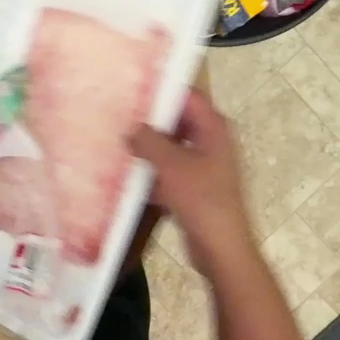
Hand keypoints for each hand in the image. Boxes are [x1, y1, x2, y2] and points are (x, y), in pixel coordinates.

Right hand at [129, 90, 258, 280]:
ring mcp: (205, 165)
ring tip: (118, 143)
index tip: (133, 92)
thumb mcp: (170, 164)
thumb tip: (131, 128)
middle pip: (178, 121)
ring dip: (150, 149)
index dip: (163, 91)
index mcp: (214, 127)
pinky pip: (171, 171)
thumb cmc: (201, 199)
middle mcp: (212, 141)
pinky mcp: (196, 188)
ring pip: (173, 148)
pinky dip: (154, 173)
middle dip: (151, 122)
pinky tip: (128, 177)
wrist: (221, 247)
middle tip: (120, 117)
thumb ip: (147, 141)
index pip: (188, 96)